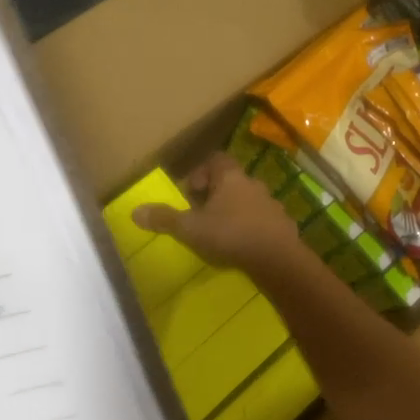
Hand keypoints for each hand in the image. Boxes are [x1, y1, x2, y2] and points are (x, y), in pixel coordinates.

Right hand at [132, 153, 306, 274]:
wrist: (277, 259)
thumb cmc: (230, 235)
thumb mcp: (191, 228)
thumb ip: (165, 219)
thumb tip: (135, 211)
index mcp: (231, 177)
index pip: (215, 159)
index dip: (200, 172)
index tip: (189, 193)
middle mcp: (253, 184)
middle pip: (231, 181)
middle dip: (215, 195)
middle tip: (201, 215)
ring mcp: (272, 204)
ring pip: (247, 201)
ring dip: (234, 212)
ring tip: (221, 233)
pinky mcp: (283, 224)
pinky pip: (262, 220)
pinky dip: (251, 228)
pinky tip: (243, 246)